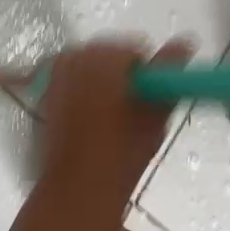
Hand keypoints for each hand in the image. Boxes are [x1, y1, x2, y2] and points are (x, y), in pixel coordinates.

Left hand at [38, 37, 195, 195]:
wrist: (76, 189)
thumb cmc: (121, 156)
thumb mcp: (154, 117)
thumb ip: (169, 72)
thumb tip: (186, 40)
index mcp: (103, 58)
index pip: (134, 49)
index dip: (147, 73)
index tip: (150, 98)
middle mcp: (76, 56)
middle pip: (108, 52)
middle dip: (122, 73)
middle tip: (133, 109)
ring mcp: (55, 72)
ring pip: (88, 62)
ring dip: (101, 78)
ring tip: (111, 115)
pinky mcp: (43, 90)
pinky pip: (69, 75)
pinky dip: (81, 86)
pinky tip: (89, 114)